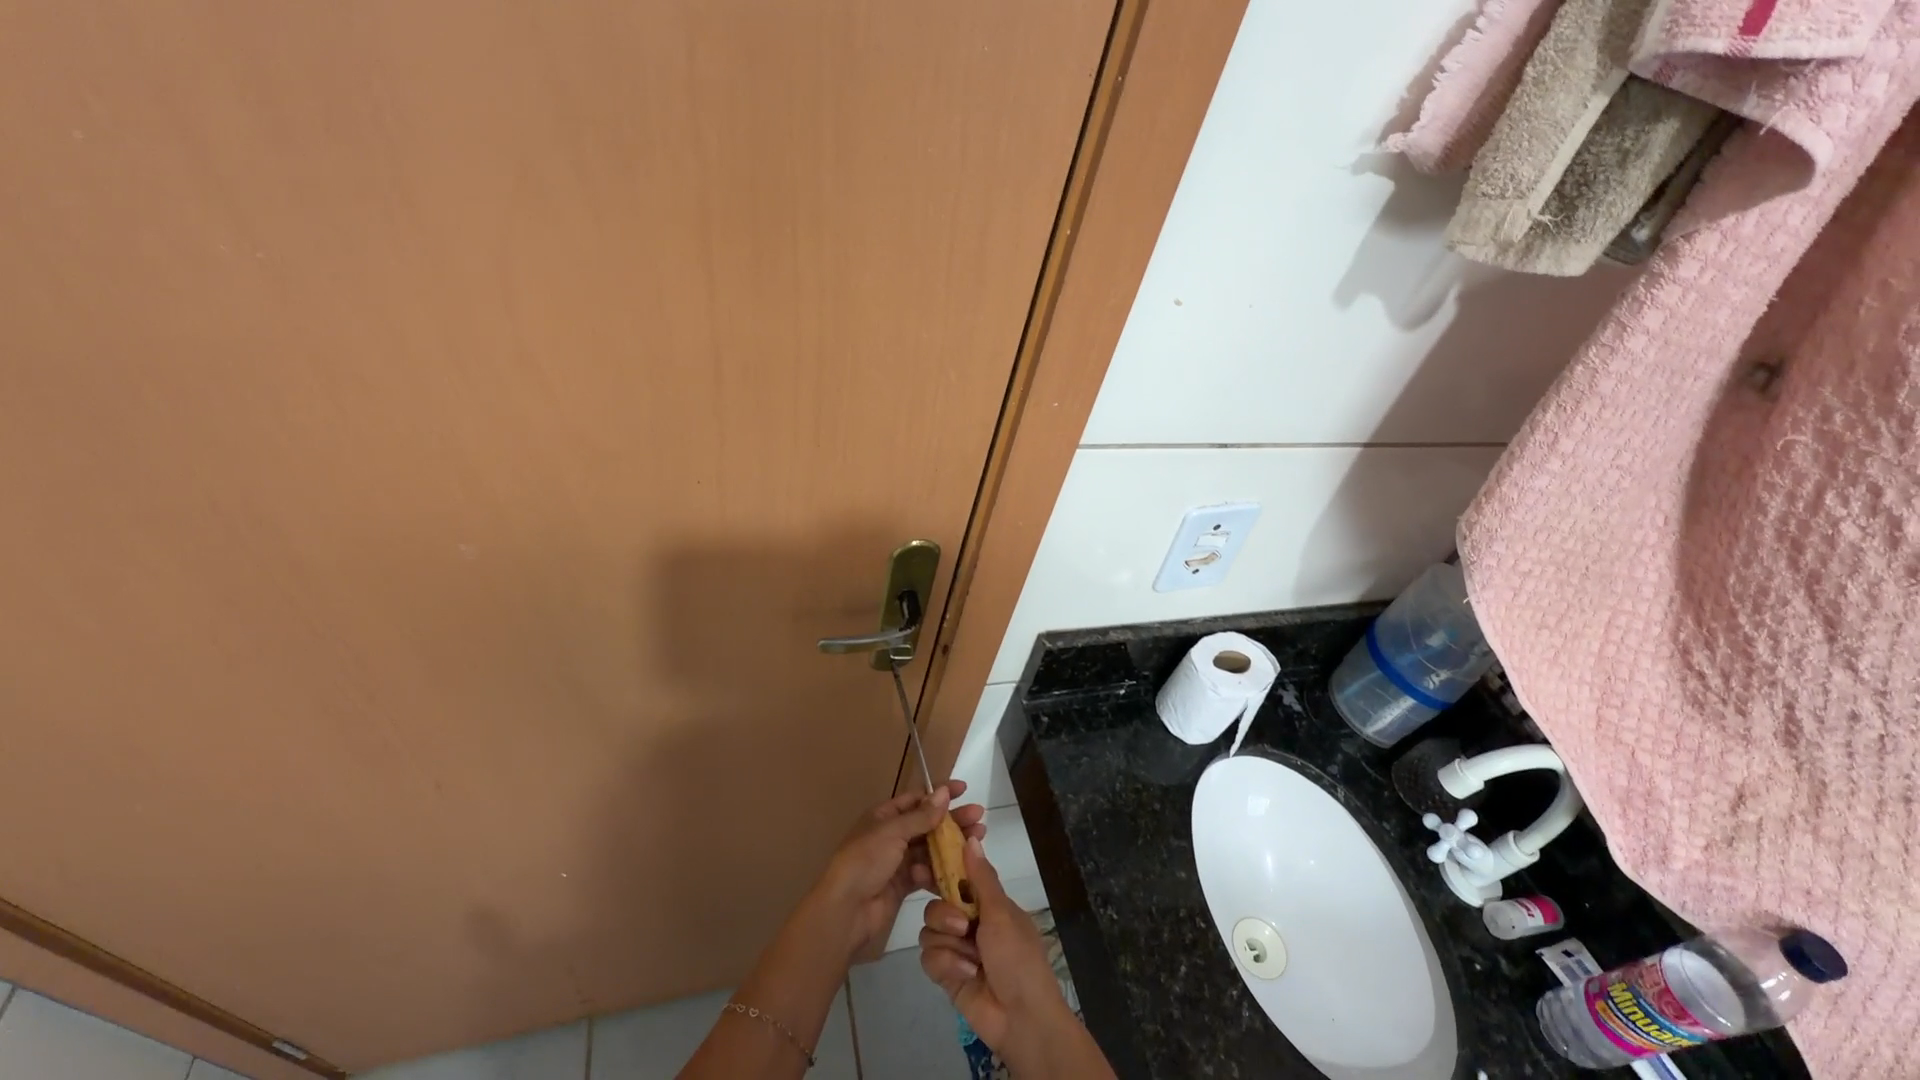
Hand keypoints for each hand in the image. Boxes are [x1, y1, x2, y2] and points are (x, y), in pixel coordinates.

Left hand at [811, 781, 986, 957]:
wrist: (846, 909)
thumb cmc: (865, 861)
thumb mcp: (892, 832)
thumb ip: (921, 816)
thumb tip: (943, 792)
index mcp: (883, 817)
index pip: (916, 799)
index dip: (939, 793)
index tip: (964, 790)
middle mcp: (891, 836)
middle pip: (927, 824)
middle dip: (953, 820)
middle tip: (980, 818)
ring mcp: (897, 861)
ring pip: (931, 848)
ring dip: (952, 844)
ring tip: (977, 841)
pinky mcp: (904, 885)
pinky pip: (927, 872)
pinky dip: (941, 870)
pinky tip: (959, 868)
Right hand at [918, 837, 1075, 1055]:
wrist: (1021, 1017)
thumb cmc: (1018, 958)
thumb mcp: (1002, 913)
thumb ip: (981, 878)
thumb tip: (972, 838)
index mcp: (989, 904)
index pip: (958, 879)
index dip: (942, 871)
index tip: (925, 864)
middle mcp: (970, 922)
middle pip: (937, 903)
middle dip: (945, 915)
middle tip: (962, 926)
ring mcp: (957, 948)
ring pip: (929, 930)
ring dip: (950, 944)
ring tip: (971, 959)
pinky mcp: (946, 973)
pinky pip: (929, 957)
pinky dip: (947, 965)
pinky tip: (966, 975)